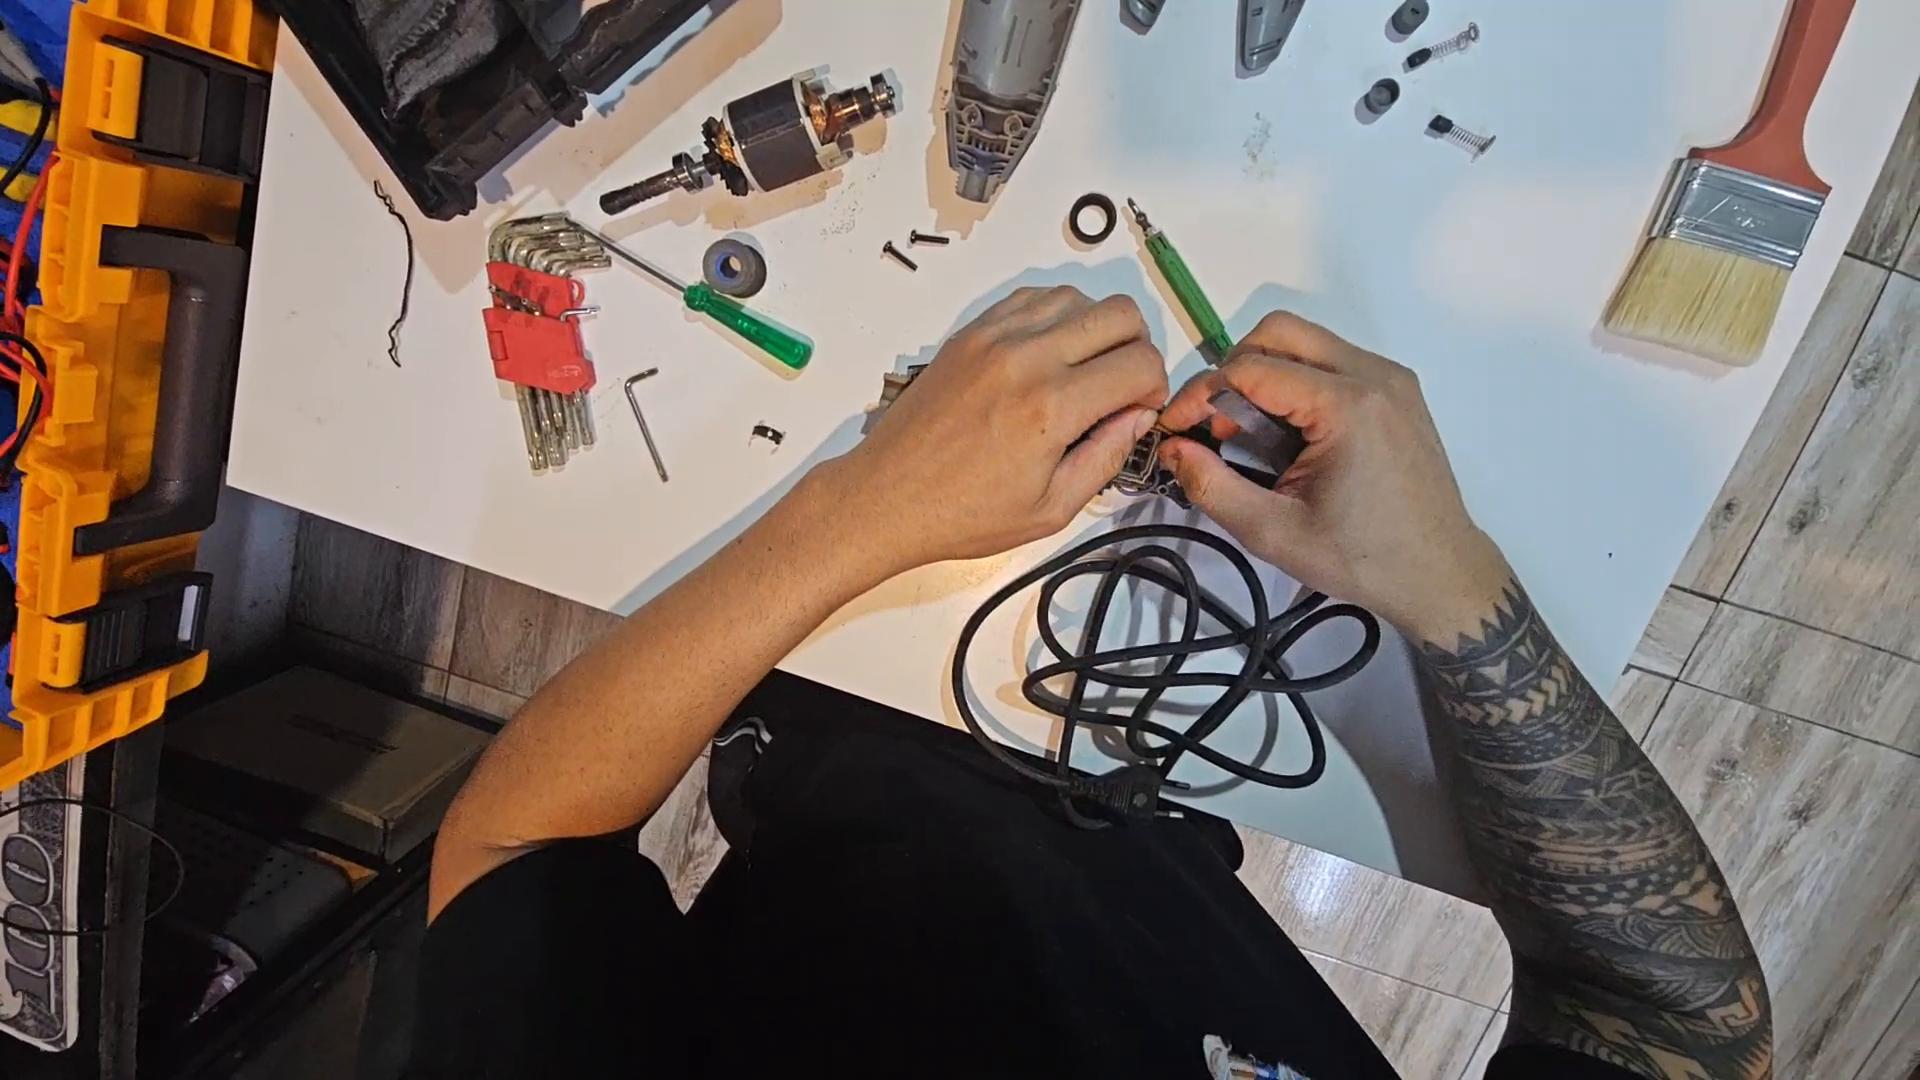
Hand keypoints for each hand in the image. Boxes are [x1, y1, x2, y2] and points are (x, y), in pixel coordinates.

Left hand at [827, 287, 1166, 571]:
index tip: (1139, 410)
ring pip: (1078, 297)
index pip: (1140, 364)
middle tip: (1121, 388)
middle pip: (1120, 314)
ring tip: (1083, 373)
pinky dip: (1056, 317)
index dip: (1154, 389)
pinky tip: (1049, 355)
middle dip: (1137, 350)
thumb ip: (1105, 458)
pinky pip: (1032, 299)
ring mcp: (994, 338)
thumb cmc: (960, 513)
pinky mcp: (970, 334)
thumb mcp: (1049, 509)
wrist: (887, 498)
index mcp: (1051, 407)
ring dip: (1097, 329)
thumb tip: (1136, 418)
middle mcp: (1025, 358)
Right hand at [1157, 313, 1509, 642]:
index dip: (1199, 394)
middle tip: (1214, 423)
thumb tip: (1169, 447)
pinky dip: (1292, 382)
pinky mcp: (1395, 391)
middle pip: (1278, 332)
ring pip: (1304, 341)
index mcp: (1345, 406)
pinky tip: (1284, 433)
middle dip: (1230, 370)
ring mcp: (1389, 378)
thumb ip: (1210, 485)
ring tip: (1246, 432)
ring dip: (1261, 373)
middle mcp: (1372, 375)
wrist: (1440, 574)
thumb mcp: (1270, 531)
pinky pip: (1329, 360)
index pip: (1249, 369)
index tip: (1174, 430)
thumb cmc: (1357, 557)